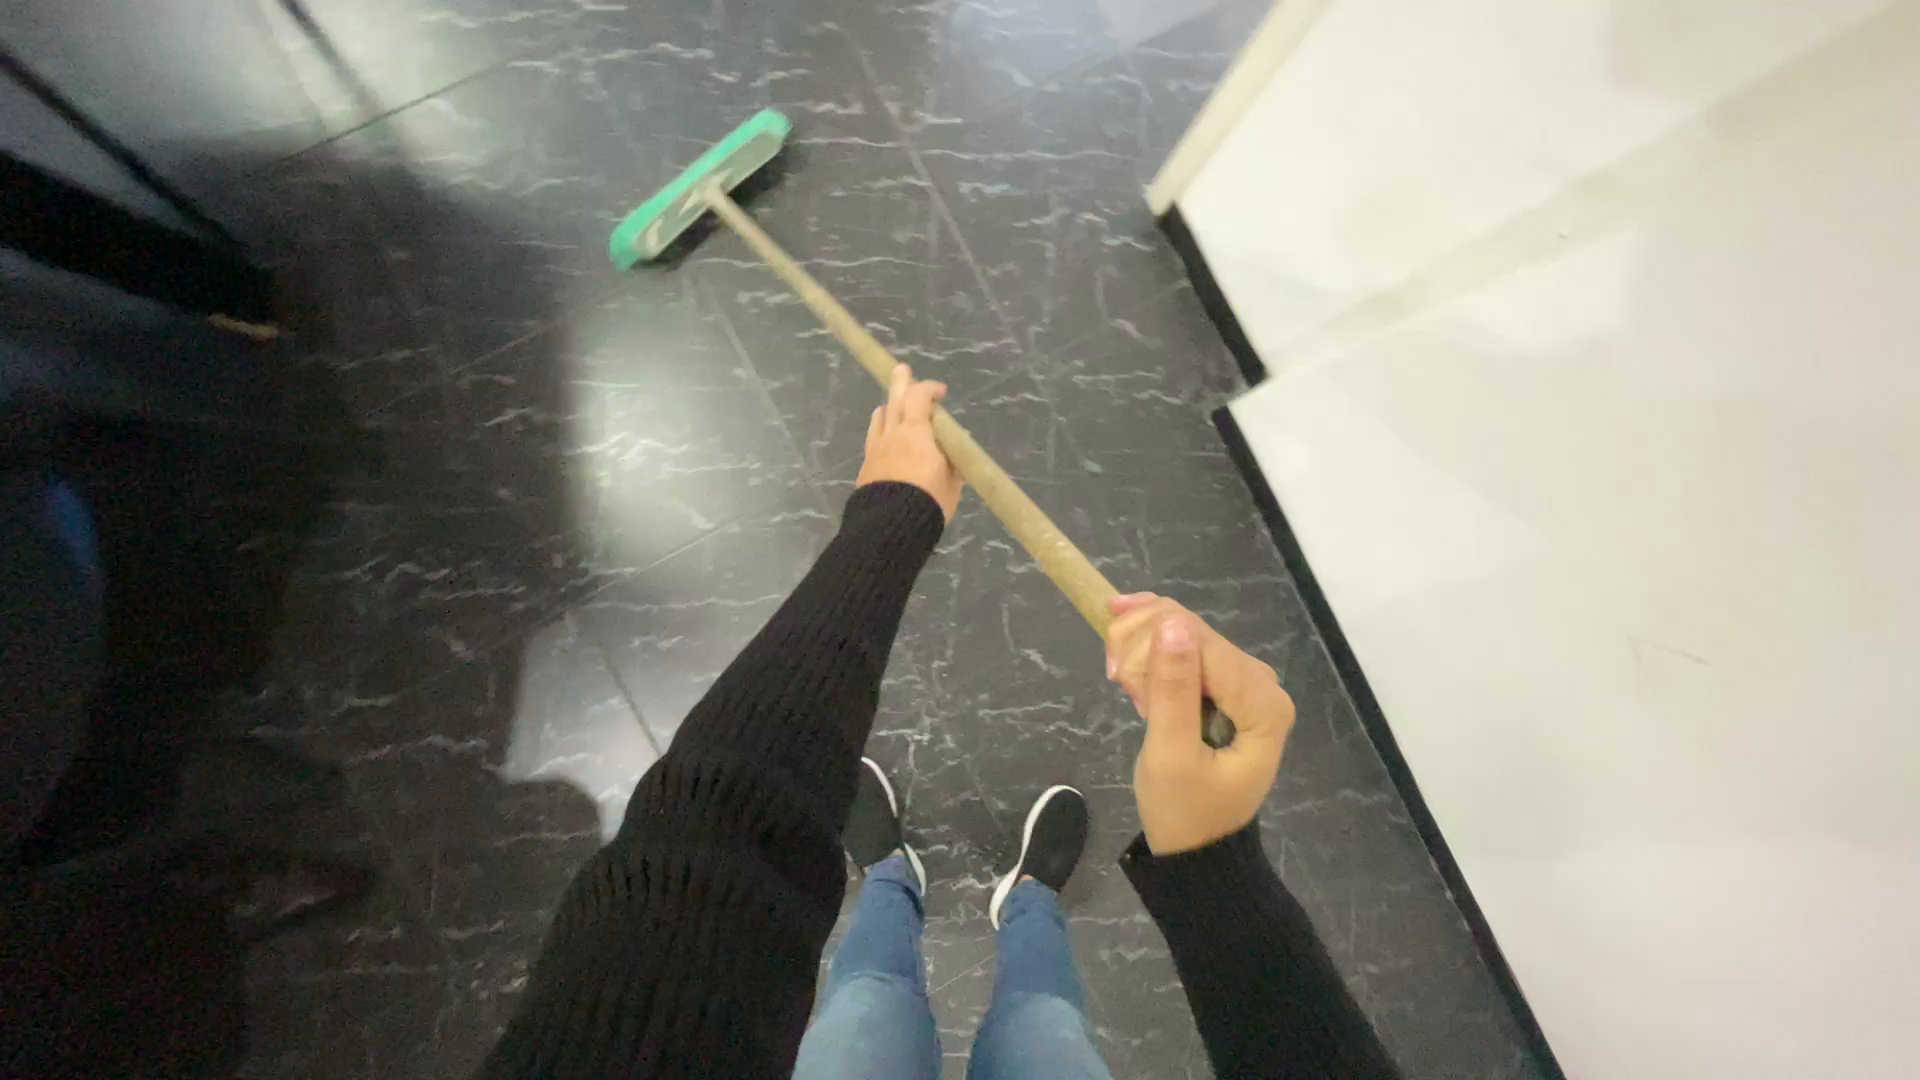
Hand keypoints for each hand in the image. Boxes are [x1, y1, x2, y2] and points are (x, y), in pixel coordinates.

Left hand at [856, 363, 963, 521]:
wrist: (891, 525)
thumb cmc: (929, 500)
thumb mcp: (952, 482)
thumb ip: (952, 463)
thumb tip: (953, 453)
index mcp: (916, 432)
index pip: (920, 398)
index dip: (929, 388)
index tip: (940, 391)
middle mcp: (893, 434)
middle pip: (894, 400)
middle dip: (900, 383)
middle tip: (902, 370)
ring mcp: (876, 450)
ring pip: (879, 419)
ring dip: (887, 408)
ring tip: (891, 406)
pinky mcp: (866, 467)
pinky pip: (873, 440)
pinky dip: (881, 432)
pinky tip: (885, 440)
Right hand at [1105, 593, 1294, 854]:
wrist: (1195, 846)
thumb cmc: (1184, 810)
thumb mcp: (1170, 756)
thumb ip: (1172, 689)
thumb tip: (1171, 622)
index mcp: (1262, 703)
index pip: (1199, 639)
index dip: (1150, 643)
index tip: (1115, 674)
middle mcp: (1261, 681)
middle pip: (1189, 627)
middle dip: (1142, 645)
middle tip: (1117, 682)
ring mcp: (1243, 679)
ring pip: (1179, 629)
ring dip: (1140, 649)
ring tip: (1125, 686)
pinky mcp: (1224, 682)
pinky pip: (1181, 644)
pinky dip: (1148, 654)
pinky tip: (1135, 680)